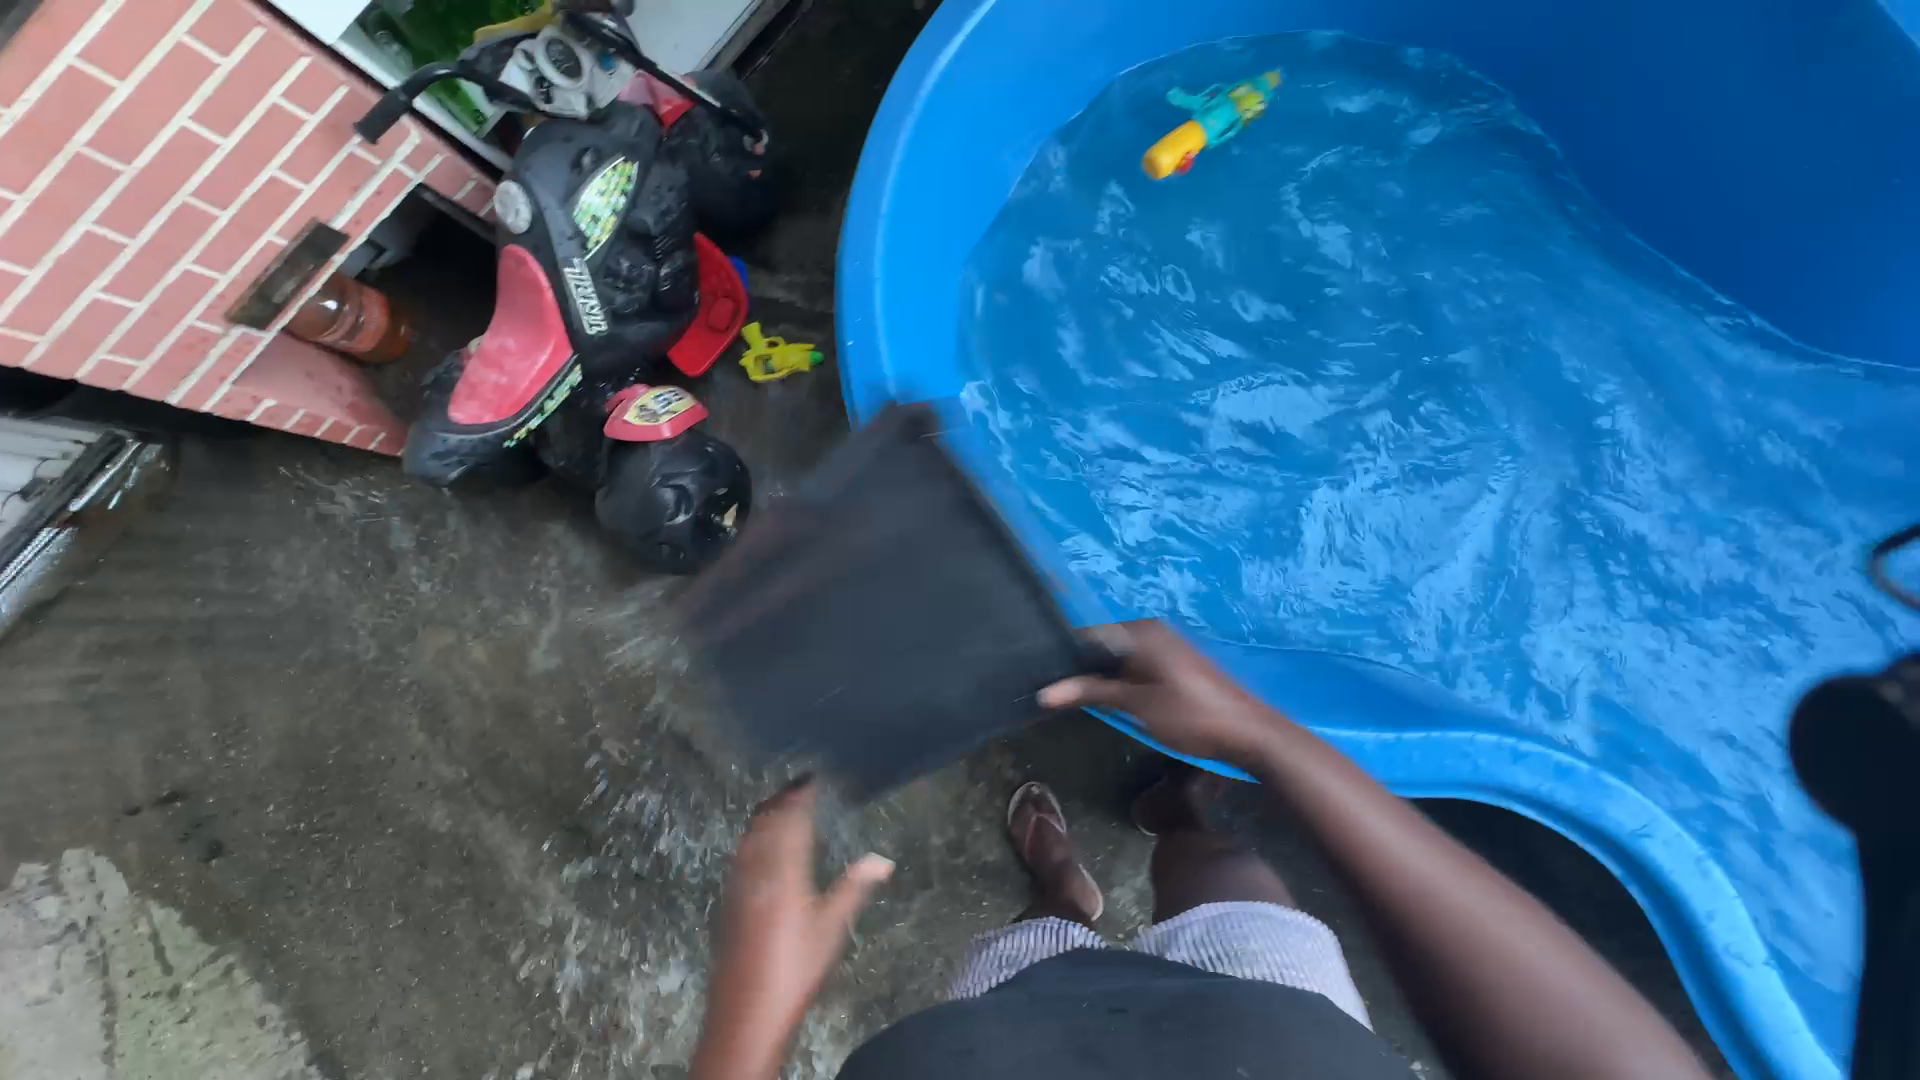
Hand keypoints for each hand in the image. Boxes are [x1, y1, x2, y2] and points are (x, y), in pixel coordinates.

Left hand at [692, 779, 892, 1079]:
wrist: (747, 1012)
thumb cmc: (796, 967)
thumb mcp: (833, 928)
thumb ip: (854, 888)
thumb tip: (883, 860)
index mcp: (784, 871)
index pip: (791, 820)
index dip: (800, 794)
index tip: (812, 777)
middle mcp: (757, 870)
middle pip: (765, 822)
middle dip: (780, 798)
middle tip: (797, 784)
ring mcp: (737, 886)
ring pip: (749, 837)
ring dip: (764, 814)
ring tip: (779, 803)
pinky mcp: (727, 902)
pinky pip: (740, 854)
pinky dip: (752, 835)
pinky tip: (757, 843)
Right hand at [1039, 620, 1287, 764]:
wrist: (1250, 734)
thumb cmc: (1192, 716)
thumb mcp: (1137, 705)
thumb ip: (1092, 692)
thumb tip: (1045, 692)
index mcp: (1141, 631)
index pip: (1089, 635)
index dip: (1066, 657)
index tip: (1043, 676)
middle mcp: (1151, 631)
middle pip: (1103, 645)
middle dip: (1082, 667)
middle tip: (1054, 691)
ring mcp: (1164, 647)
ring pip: (1118, 658)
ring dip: (1100, 676)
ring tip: (1072, 696)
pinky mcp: (1173, 664)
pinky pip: (1134, 666)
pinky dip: (1119, 680)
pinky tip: (1107, 698)